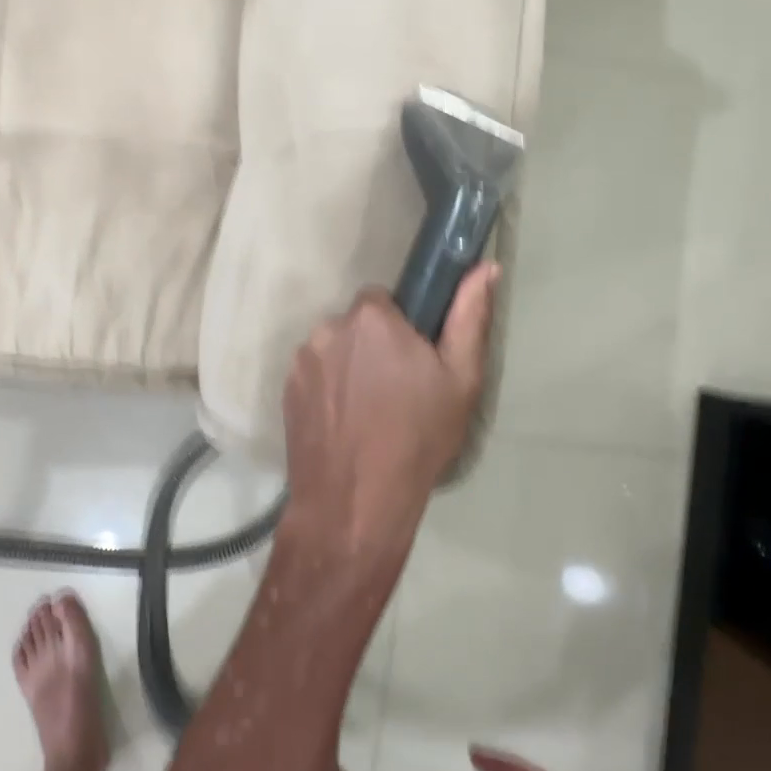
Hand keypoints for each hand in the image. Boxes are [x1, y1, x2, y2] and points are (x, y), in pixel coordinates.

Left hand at [280, 264, 499, 561]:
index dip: (401, 327)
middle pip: (356, 326)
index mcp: (371, 319)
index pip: (383, 300)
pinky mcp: (285, 392)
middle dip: (374, 347)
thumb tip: (484, 267)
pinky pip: (314, 377)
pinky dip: (328, 392)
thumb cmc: (417, 438)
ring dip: (349, 369)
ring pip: (334, 351)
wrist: (355, 502)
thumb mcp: (460, 379)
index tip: (415, 359)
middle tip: (397, 392)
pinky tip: (345, 425)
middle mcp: (328, 329)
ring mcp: (301, 362)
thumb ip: (469, 316)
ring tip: (369, 415)